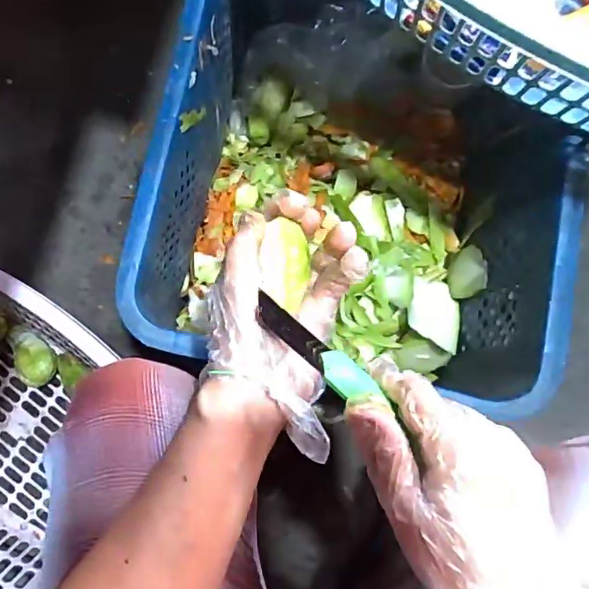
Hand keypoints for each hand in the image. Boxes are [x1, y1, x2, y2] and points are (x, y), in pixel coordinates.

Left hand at [206, 190, 367, 461]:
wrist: (255, 385)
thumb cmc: (238, 333)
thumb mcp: (232, 285)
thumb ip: (244, 248)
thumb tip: (258, 216)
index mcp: (249, 267)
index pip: (267, 227)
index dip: (280, 210)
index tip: (294, 204)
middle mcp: (275, 277)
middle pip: (297, 238)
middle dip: (308, 222)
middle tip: (314, 219)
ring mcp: (300, 295)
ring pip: (322, 258)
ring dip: (335, 240)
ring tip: (346, 234)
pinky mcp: (321, 314)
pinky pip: (338, 284)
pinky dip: (350, 267)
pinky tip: (355, 258)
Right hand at [345, 359, 588, 588]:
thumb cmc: (454, 562)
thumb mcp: (407, 511)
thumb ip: (385, 451)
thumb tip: (361, 403)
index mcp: (456, 442)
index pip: (414, 388)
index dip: (383, 384)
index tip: (361, 393)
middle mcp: (489, 432)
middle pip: (436, 402)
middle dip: (406, 413)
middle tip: (387, 448)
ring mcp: (511, 446)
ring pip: (458, 417)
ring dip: (433, 428)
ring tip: (421, 469)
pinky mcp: (524, 462)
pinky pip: (480, 435)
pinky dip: (458, 443)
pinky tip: (453, 478)